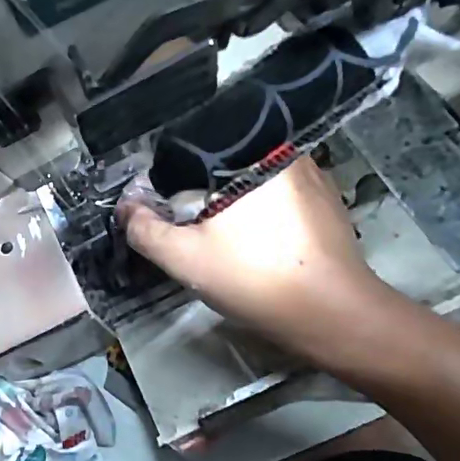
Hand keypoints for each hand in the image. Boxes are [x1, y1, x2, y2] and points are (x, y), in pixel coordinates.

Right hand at [119, 161, 391, 357]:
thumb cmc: (257, 279)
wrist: (333, 315)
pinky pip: (282, 191)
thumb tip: (126, 208)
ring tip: (224, 229)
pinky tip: (260, 238)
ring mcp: (314, 174)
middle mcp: (288, 151)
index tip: (167, 203)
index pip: (198, 145)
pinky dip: (265, 207)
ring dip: (238, 197)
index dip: (174, 173)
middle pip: (229, 159)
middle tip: (193, 219)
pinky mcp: (329, 199)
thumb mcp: (187, 259)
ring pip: (257, 176)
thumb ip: (147, 230)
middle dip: (206, 186)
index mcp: (255, 151)